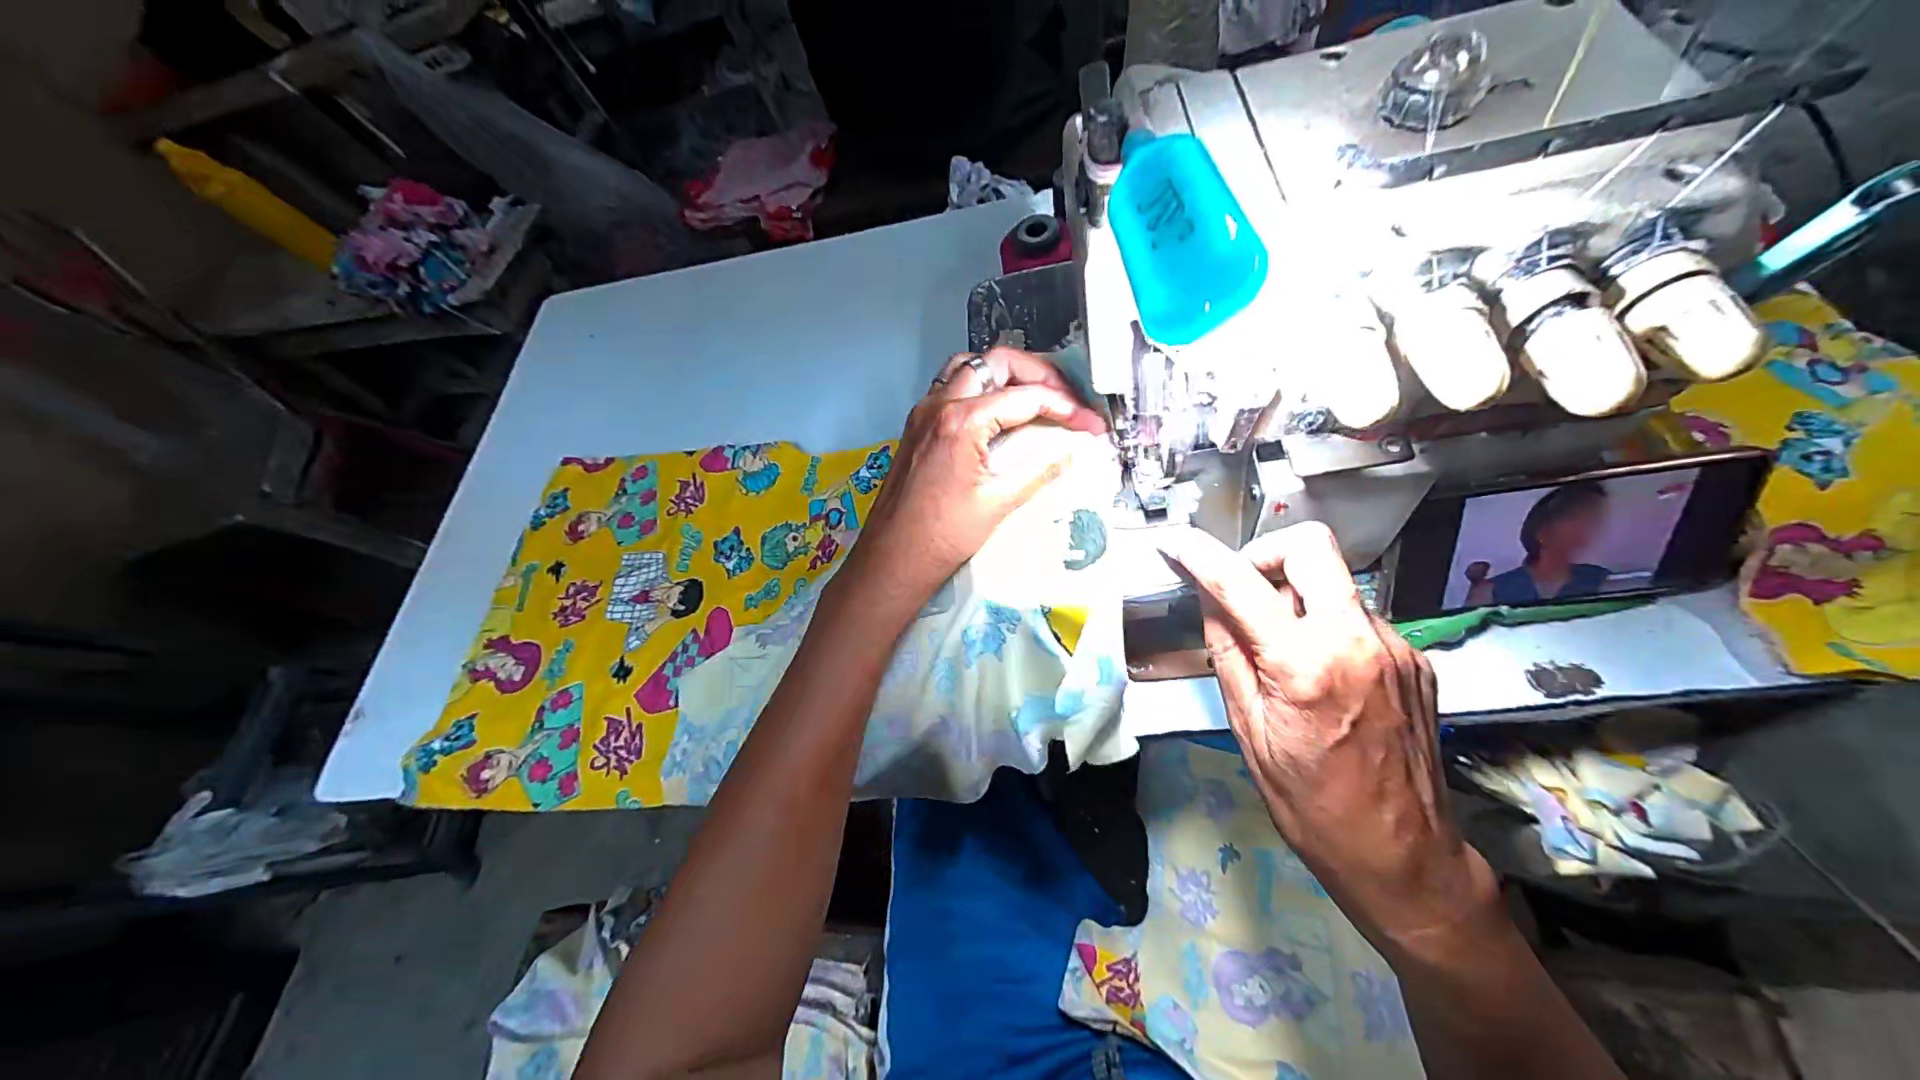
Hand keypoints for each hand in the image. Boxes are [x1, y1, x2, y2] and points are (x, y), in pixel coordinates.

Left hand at [840, 347, 1105, 611]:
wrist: (894, 558)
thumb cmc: (938, 537)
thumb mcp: (999, 502)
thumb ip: (1039, 469)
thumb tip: (1068, 451)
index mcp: (960, 421)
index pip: (1026, 396)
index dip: (1066, 407)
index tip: (1088, 423)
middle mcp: (938, 407)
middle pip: (997, 363)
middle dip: (1039, 373)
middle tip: (1066, 396)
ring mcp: (924, 414)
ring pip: (971, 367)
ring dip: (1007, 374)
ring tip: (1036, 396)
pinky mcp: (918, 427)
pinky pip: (952, 387)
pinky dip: (981, 388)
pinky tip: (1000, 413)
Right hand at [1157, 522, 1497, 950]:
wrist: (1404, 856)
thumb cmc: (1311, 805)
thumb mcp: (1248, 730)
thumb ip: (1228, 654)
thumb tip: (1212, 603)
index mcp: (1306, 664)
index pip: (1239, 584)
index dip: (1197, 555)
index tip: (1173, 544)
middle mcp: (1359, 640)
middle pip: (1310, 546)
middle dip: (1264, 554)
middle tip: (1242, 590)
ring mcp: (1395, 646)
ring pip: (1333, 583)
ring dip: (1296, 598)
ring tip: (1280, 650)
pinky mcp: (1415, 658)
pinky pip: (1357, 617)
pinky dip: (1326, 627)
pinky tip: (1319, 674)